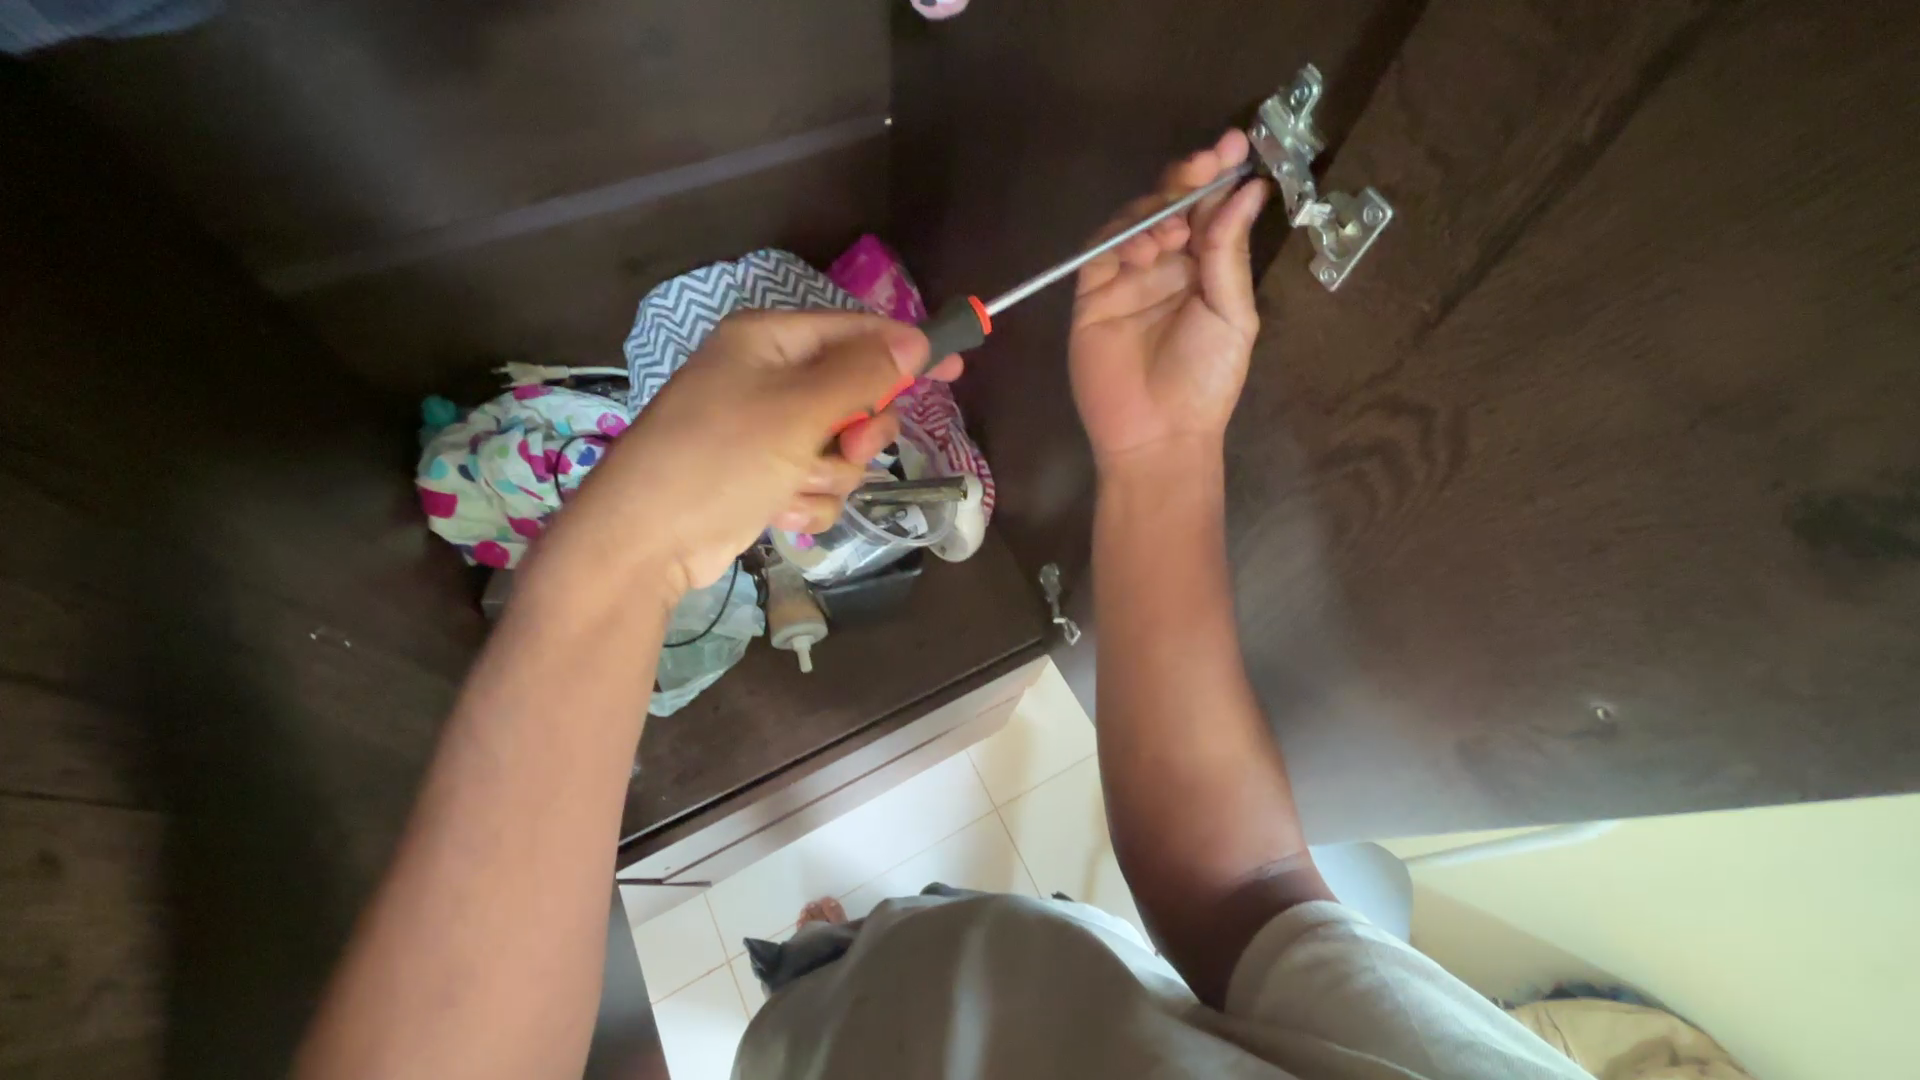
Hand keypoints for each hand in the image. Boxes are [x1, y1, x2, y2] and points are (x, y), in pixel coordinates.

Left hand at [543, 310, 958, 601]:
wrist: (646, 539)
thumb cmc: (718, 458)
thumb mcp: (797, 411)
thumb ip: (862, 375)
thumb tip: (915, 342)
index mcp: (770, 342)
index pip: (855, 332)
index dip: (905, 349)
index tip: (953, 366)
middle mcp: (770, 380)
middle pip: (856, 396)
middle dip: (856, 433)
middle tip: (845, 450)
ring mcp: (767, 431)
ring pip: (842, 449)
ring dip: (828, 475)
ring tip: (790, 485)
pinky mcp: (765, 476)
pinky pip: (818, 483)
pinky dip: (806, 501)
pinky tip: (776, 510)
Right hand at [1069, 130, 1269, 468]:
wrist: (1158, 435)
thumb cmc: (1205, 380)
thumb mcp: (1232, 315)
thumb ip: (1228, 253)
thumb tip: (1246, 192)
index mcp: (1203, 272)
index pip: (1207, 213)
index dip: (1217, 179)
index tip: (1234, 146)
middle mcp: (1164, 270)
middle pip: (1168, 208)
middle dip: (1186, 180)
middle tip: (1205, 162)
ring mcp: (1125, 281)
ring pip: (1132, 223)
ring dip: (1156, 211)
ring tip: (1175, 229)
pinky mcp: (1092, 297)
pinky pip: (1101, 254)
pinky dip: (1121, 239)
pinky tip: (1147, 245)